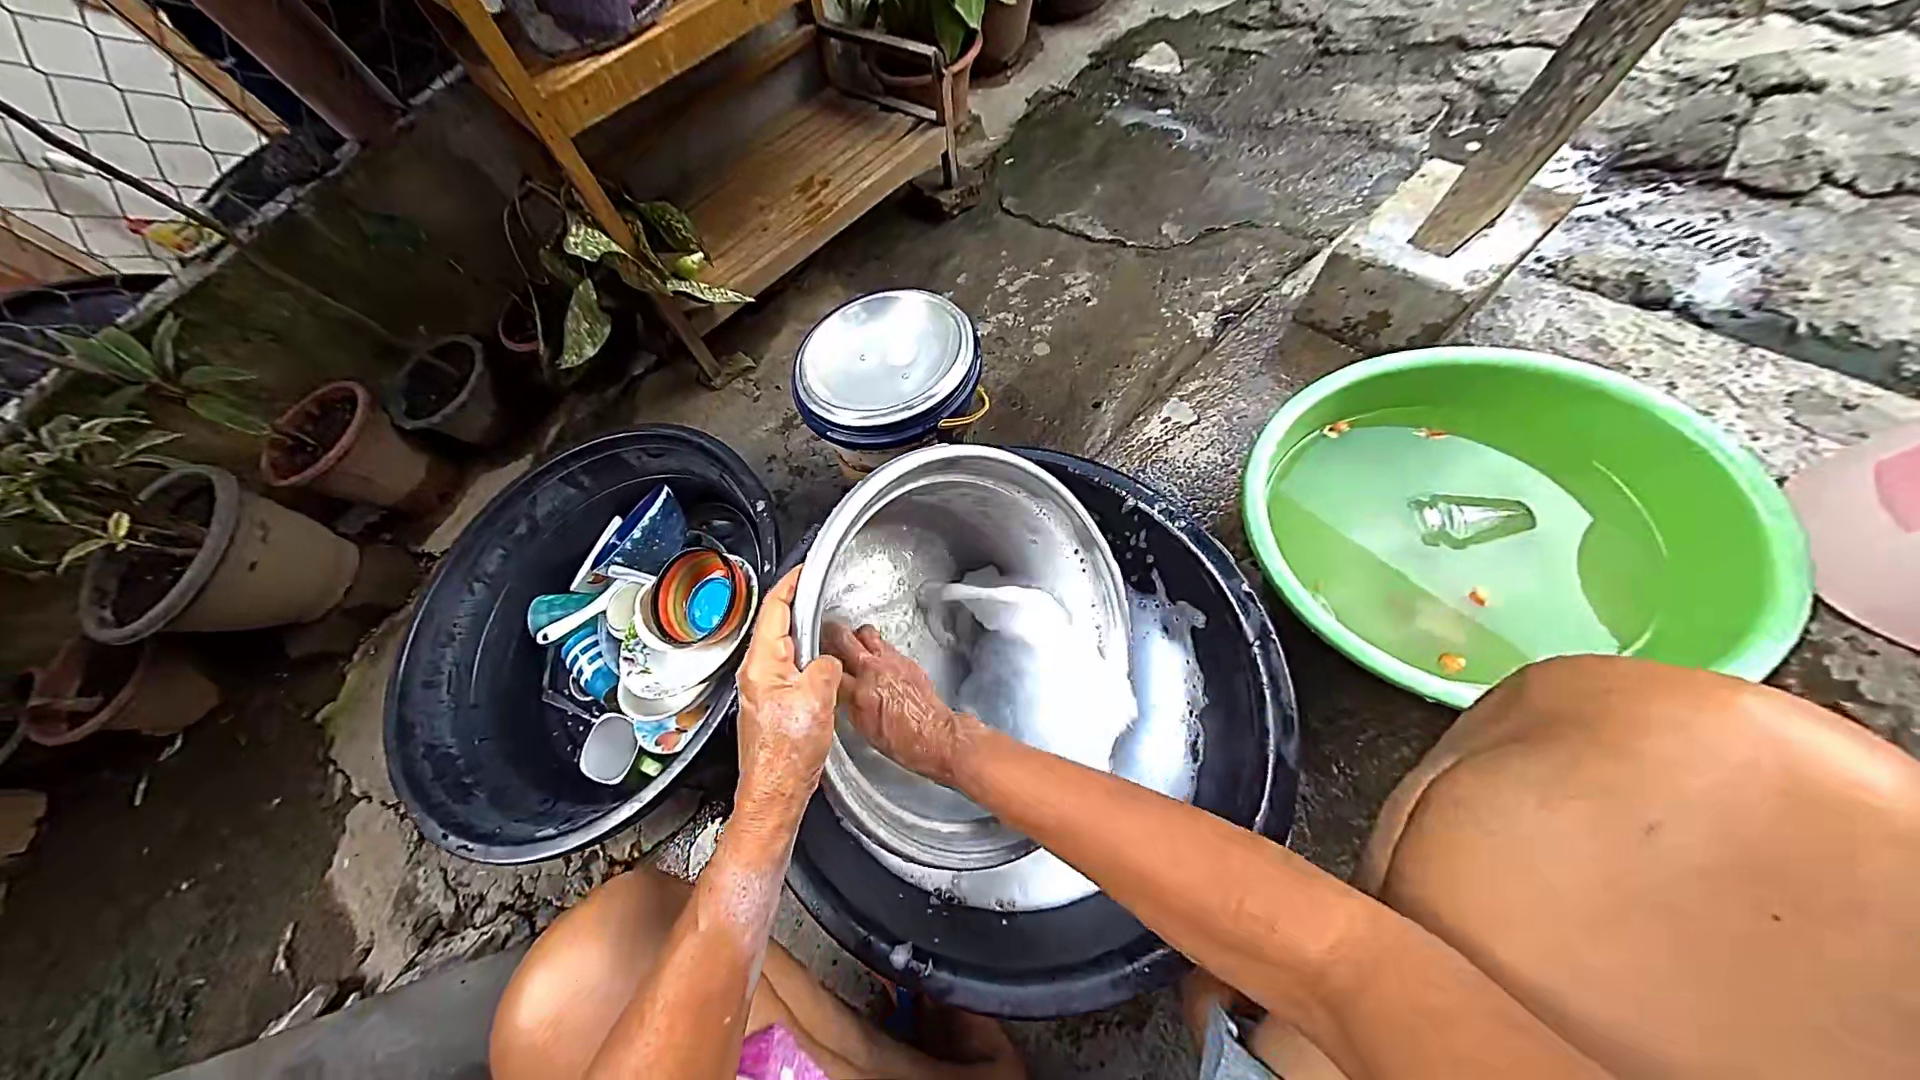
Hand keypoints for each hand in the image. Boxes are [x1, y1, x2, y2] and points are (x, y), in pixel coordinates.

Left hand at [735, 566, 842, 808]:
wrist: (775, 792)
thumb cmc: (787, 754)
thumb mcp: (817, 698)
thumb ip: (824, 666)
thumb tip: (826, 661)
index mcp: (762, 665)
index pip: (773, 610)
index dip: (790, 585)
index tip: (803, 570)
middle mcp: (756, 674)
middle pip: (775, 625)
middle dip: (796, 604)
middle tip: (817, 590)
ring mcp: (763, 689)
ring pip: (783, 647)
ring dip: (802, 632)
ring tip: (821, 623)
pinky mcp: (773, 703)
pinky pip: (790, 668)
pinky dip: (805, 657)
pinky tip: (820, 664)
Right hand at [823, 623, 980, 786]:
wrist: (931, 734)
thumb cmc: (900, 740)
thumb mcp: (861, 726)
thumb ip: (847, 702)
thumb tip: (838, 691)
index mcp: (858, 691)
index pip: (827, 666)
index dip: (817, 661)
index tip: (813, 660)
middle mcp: (873, 671)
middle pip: (843, 637)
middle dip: (831, 633)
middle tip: (826, 634)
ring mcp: (891, 662)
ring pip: (866, 633)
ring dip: (856, 635)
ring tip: (852, 641)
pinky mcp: (905, 660)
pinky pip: (886, 645)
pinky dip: (877, 648)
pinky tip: (876, 658)